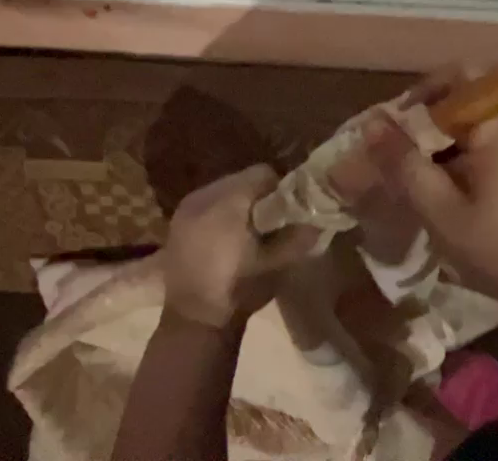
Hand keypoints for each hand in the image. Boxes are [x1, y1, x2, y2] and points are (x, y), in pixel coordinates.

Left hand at [161, 164, 317, 329]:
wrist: (194, 323)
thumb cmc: (240, 290)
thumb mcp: (278, 264)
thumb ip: (300, 235)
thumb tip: (319, 218)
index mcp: (229, 200)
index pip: (263, 174)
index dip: (280, 190)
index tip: (288, 213)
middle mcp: (204, 195)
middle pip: (242, 180)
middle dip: (259, 197)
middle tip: (271, 224)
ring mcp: (187, 207)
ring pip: (224, 190)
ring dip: (240, 204)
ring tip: (249, 232)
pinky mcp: (178, 222)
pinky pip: (208, 204)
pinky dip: (222, 213)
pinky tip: (228, 238)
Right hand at [363, 109, 497, 321]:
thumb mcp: (441, 210)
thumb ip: (405, 165)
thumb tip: (371, 124)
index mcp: (495, 122)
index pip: (455, 78)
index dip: (419, 94)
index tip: (392, 125)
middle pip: (453, 96)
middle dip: (417, 120)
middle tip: (388, 150)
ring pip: (457, 119)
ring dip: (427, 138)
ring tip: (399, 168)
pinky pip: (467, 137)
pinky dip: (443, 152)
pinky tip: (424, 181)